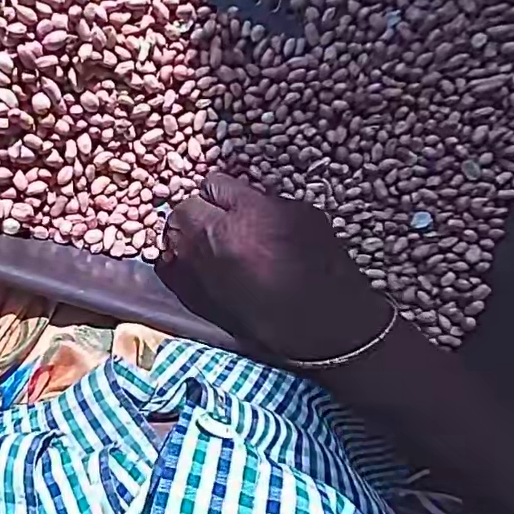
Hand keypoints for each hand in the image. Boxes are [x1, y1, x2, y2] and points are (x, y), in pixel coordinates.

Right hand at [158, 172, 394, 363]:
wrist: (341, 328)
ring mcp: (283, 205)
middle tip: (210, 234)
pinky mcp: (306, 209)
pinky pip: (272, 204)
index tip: (184, 242)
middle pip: (213, 185)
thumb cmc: (275, 325)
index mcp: (225, 236)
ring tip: (246, 243)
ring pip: (243, 192)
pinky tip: (275, 246)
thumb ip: (191, 268)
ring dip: (236, 211)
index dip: (180, 226)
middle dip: (205, 206)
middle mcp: (253, 209)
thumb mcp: (222, 302)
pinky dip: (265, 218)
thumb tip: (172, 251)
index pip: (184, 207)